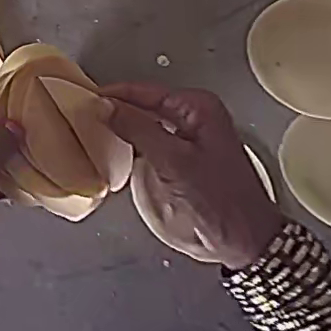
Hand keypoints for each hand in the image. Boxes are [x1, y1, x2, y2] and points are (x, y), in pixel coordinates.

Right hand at [101, 83, 284, 269]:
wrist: (247, 240)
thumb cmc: (219, 199)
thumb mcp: (173, 161)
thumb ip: (137, 129)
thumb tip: (105, 106)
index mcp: (196, 106)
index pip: (144, 91)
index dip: (113, 95)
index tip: (83, 99)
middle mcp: (194, 114)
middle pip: (145, 104)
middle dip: (116, 109)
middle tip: (83, 116)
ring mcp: (190, 135)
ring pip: (146, 122)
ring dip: (123, 127)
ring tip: (93, 130)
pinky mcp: (185, 155)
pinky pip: (152, 139)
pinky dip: (133, 143)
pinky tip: (115, 149)